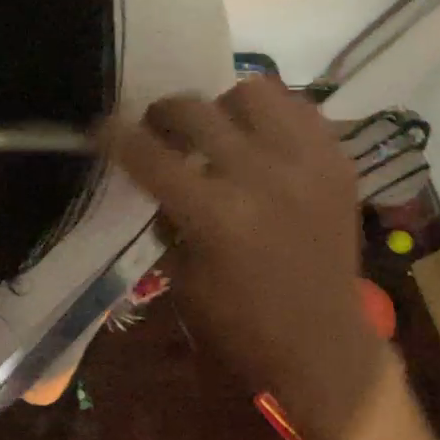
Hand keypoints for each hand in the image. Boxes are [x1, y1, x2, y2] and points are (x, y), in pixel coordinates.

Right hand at [99, 75, 386, 439]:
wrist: (323, 347)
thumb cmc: (238, 324)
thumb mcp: (181, 274)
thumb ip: (168, 214)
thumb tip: (159, 173)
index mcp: (216, 215)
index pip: (149, 155)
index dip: (115, 135)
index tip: (102, 126)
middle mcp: (261, 177)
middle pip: (194, 110)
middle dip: (162, 115)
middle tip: (158, 130)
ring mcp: (306, 164)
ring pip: (251, 92)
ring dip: (222, 107)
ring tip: (219, 132)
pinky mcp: (337, 162)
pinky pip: (298, 109)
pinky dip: (270, 117)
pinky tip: (259, 141)